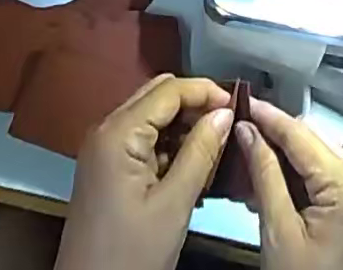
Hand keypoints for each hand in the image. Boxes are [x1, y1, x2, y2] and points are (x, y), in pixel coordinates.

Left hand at [56, 75, 232, 269]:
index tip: (237, 103)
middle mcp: (107, 130)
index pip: (169, 90)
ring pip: (153, 116)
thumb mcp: (173, 206)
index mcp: (119, 132)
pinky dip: (170, 143)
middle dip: (195, 104)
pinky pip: (144, 139)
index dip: (205, 91)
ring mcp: (105, 148)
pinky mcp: (107, 167)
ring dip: (184, 124)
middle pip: (159, 95)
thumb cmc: (128, 257)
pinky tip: (192, 163)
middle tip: (228, 122)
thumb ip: (200, 153)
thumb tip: (225, 112)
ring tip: (216, 144)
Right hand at [240, 97, 342, 269]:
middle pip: (312, 146)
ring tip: (246, 156)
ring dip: (283, 159)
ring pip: (317, 162)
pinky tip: (269, 180)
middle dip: (274, 139)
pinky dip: (299, 180)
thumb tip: (245, 128)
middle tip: (238, 132)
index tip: (241, 100)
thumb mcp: (279, 233)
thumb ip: (264, 174)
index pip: (302, 137)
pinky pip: (327, 181)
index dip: (269, 117)